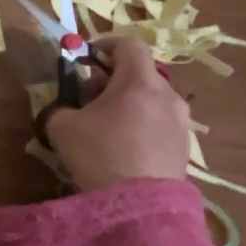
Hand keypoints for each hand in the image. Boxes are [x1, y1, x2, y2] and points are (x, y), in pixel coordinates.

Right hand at [46, 37, 190, 191]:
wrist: (138, 202)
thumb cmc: (98, 153)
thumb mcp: (61, 126)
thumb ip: (61, 107)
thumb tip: (66, 108)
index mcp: (138, 82)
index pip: (129, 45)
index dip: (105, 44)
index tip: (85, 54)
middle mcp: (167, 94)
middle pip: (140, 73)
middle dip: (111, 78)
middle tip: (86, 97)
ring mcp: (180, 120)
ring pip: (150, 98)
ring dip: (127, 102)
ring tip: (104, 125)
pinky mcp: (184, 144)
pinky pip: (158, 121)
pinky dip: (139, 123)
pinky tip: (121, 146)